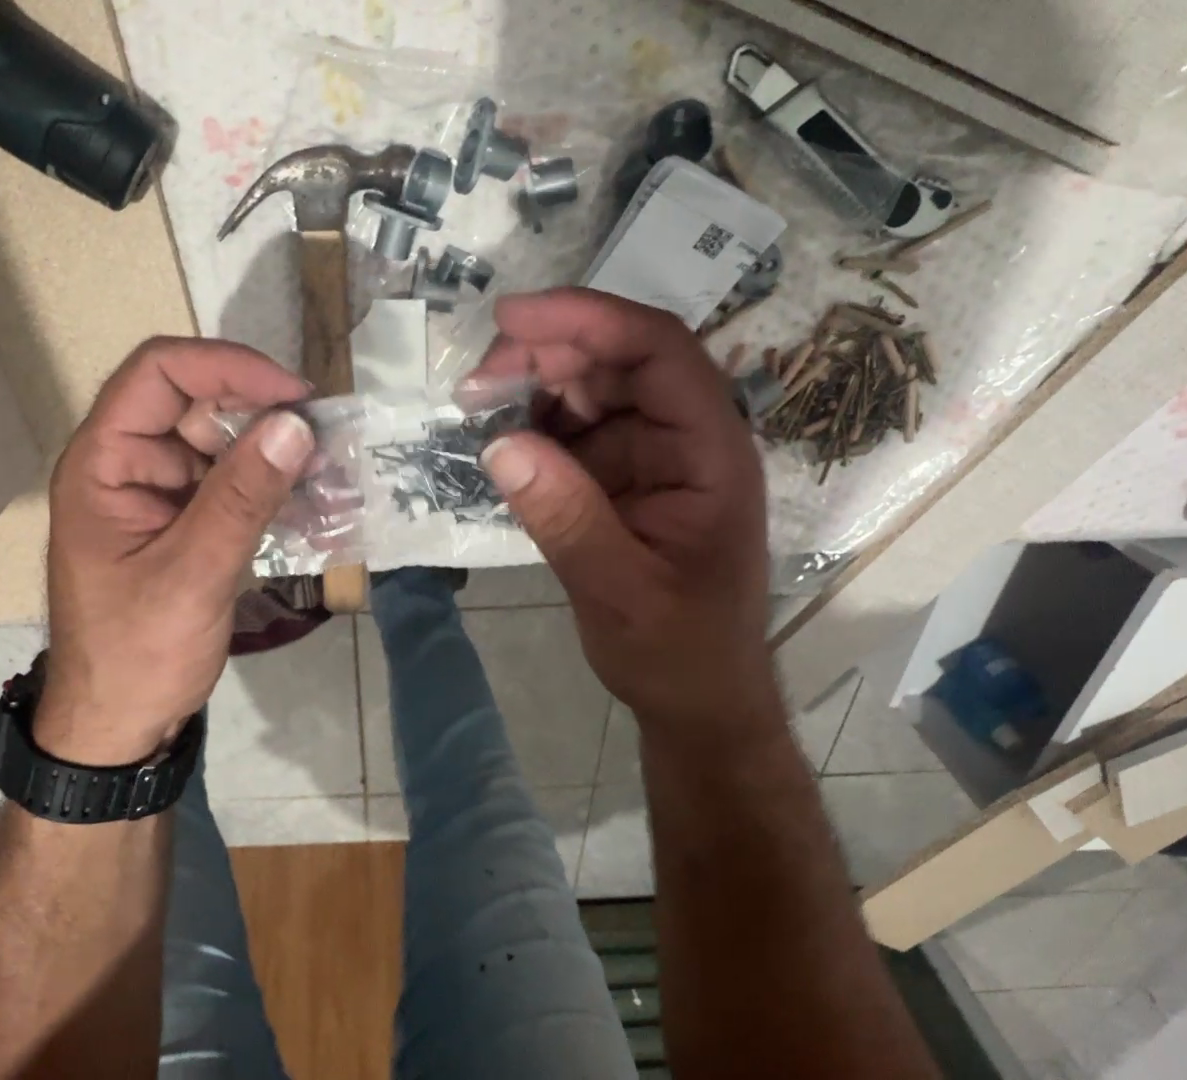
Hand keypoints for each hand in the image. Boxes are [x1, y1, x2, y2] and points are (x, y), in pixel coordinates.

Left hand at [37, 338, 313, 764]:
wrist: (119, 725)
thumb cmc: (137, 655)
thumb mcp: (191, 575)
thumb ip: (241, 498)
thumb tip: (296, 425)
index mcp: (103, 463)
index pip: (159, 374)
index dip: (227, 367)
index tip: (293, 395)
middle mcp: (128, 465)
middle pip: (195, 403)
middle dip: (261, 412)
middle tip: (324, 438)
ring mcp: (158, 493)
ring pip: (220, 442)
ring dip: (273, 451)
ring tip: (329, 471)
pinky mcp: (184, 522)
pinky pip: (230, 484)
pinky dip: (269, 486)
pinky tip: (312, 501)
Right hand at [474, 289, 774, 724]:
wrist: (697, 701)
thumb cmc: (677, 652)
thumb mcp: (620, 592)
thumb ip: (566, 518)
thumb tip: (498, 444)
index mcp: (712, 452)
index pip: (658, 351)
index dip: (586, 319)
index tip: (509, 321)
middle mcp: (689, 439)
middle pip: (621, 360)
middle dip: (547, 356)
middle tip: (474, 382)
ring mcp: (657, 458)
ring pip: (596, 391)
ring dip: (536, 390)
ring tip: (476, 411)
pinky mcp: (628, 480)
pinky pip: (579, 433)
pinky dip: (537, 430)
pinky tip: (500, 444)